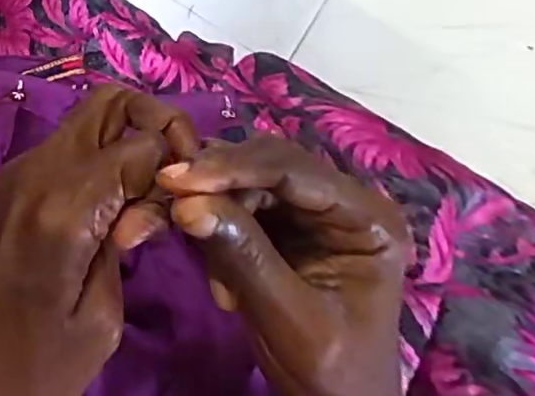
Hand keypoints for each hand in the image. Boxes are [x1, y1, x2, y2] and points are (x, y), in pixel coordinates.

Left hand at [0, 86, 198, 395]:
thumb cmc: (26, 361)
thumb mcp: (98, 321)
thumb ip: (126, 244)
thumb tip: (146, 198)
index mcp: (64, 203)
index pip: (139, 142)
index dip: (176, 162)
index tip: (189, 199)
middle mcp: (41, 166)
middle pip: (109, 100)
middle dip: (154, 122)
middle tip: (175, 176)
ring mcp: (22, 165)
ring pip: (88, 117)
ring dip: (127, 139)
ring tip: (146, 196)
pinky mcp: (12, 177)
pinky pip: (68, 145)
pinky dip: (101, 156)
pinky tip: (113, 204)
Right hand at [158, 137, 407, 395]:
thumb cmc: (332, 376)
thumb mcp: (291, 322)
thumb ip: (243, 256)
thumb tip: (185, 203)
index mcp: (366, 217)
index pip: (290, 169)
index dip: (231, 167)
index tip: (177, 180)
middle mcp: (339, 198)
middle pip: (263, 161)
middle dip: (215, 179)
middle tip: (168, 192)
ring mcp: (308, 205)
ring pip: (242, 174)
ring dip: (209, 203)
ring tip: (197, 247)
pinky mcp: (279, 217)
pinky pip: (232, 197)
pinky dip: (212, 223)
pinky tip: (216, 274)